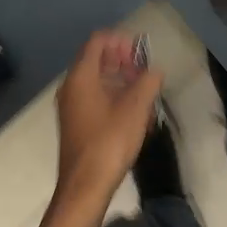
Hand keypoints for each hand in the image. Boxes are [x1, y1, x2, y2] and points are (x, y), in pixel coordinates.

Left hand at [54, 31, 162, 198]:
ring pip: (97, 80)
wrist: (85, 186)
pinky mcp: (75, 122)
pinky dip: (113, 96)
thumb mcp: (135, 108)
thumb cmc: (109, 141)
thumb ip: (147, 82)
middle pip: (97, 59)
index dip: (121, 40)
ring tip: (144, 93)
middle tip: (144, 72)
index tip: (141, 53)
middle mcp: (71, 85)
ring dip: (121, 80)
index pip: (98, 41)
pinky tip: (133, 113)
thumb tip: (155, 71)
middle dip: (123, 61)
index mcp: (81, 75)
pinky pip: (94, 97)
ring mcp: (71, 105)